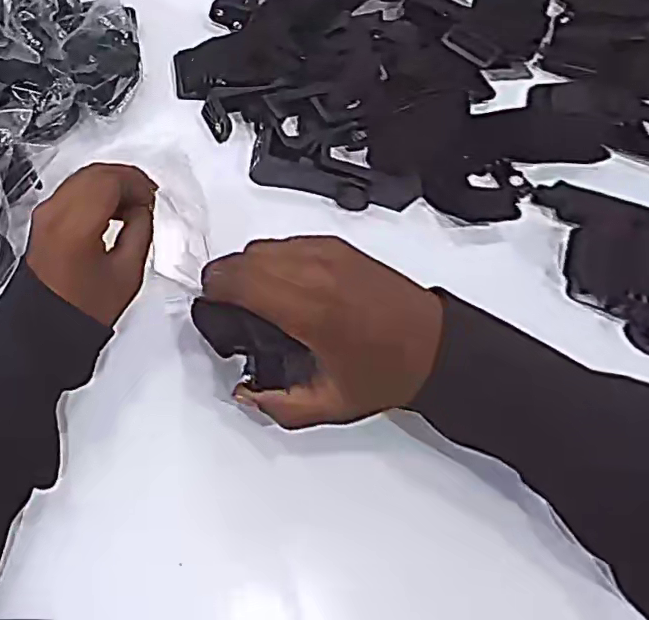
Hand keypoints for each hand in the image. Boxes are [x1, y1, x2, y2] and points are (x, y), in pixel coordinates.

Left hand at [26, 163, 156, 325]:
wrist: (44, 328)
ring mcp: (44, 214)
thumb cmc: (79, 312)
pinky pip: (71, 189)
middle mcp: (54, 214)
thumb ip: (141, 229)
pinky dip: (94, 191)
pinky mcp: (42, 218)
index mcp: (74, 226)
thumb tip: (142, 208)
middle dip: (125, 179)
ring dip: (110, 183)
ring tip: (131, 204)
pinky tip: (110, 209)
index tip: (150, 196)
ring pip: (83, 177)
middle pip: (95, 173)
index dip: (136, 182)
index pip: (109, 180)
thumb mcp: (127, 272)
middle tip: (145, 195)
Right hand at [201, 236, 443, 427]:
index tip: (213, 305)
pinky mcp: (334, 245)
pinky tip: (284, 284)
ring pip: (260, 246)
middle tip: (230, 303)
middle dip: (226, 280)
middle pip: (242, 258)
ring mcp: (325, 254)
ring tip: (257, 295)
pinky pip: (285, 242)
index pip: (238, 280)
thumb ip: (279, 405)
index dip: (215, 291)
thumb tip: (246, 394)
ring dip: (248, 267)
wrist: (435, 344)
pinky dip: (273, 258)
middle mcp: (315, 272)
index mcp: (309, 310)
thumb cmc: (389, 369)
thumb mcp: (331, 403)